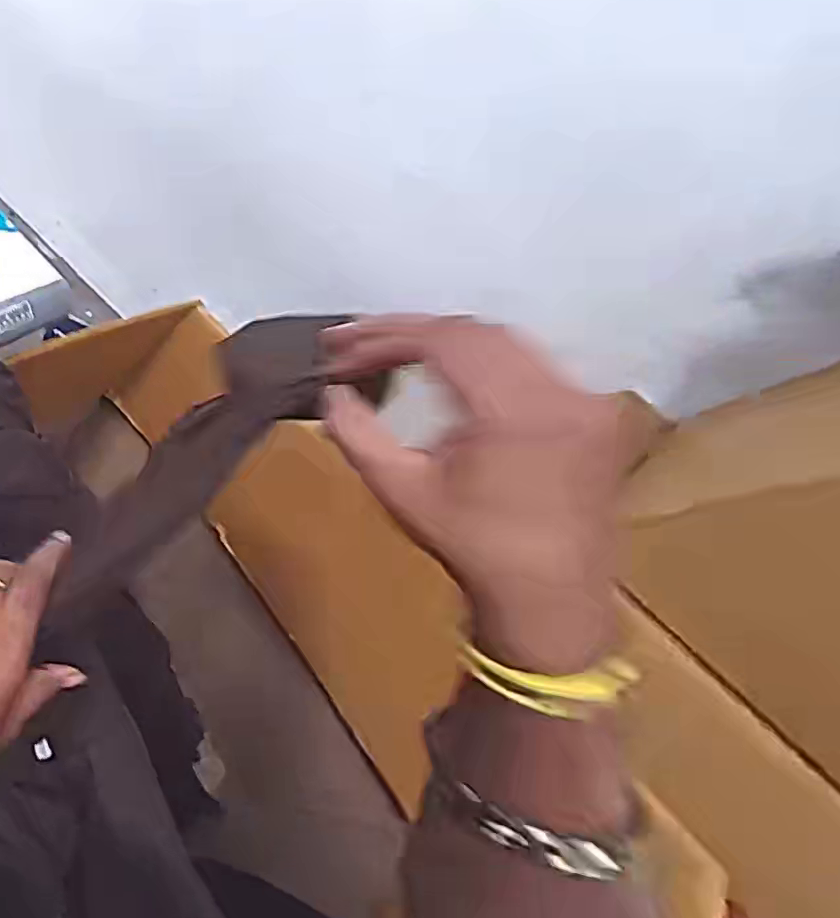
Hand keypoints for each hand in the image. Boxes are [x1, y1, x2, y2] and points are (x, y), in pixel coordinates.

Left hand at [0, 532, 83, 810]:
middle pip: (5, 569)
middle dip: (23, 572)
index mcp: (7, 632)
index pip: (34, 578)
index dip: (50, 555)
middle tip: (35, 590)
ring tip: (3, 604)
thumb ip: (41, 687)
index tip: (60, 541)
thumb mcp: (8, 721)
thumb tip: (70, 673)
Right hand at [321, 316, 623, 672]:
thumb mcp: (396, 485)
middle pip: (474, 330)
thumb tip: (330, 392)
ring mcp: (584, 398)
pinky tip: (433, 366)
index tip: (336, 351)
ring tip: (379, 348)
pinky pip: (522, 359)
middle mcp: (563, 391)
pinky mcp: (587, 409)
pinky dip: (469, 353)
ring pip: (500, 338)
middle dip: (403, 329)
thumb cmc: (467, 540)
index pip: (445, 341)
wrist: (547, 588)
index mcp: (517, 410)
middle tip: (346, 341)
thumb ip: (356, 432)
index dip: (382, 338)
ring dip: (435, 337)